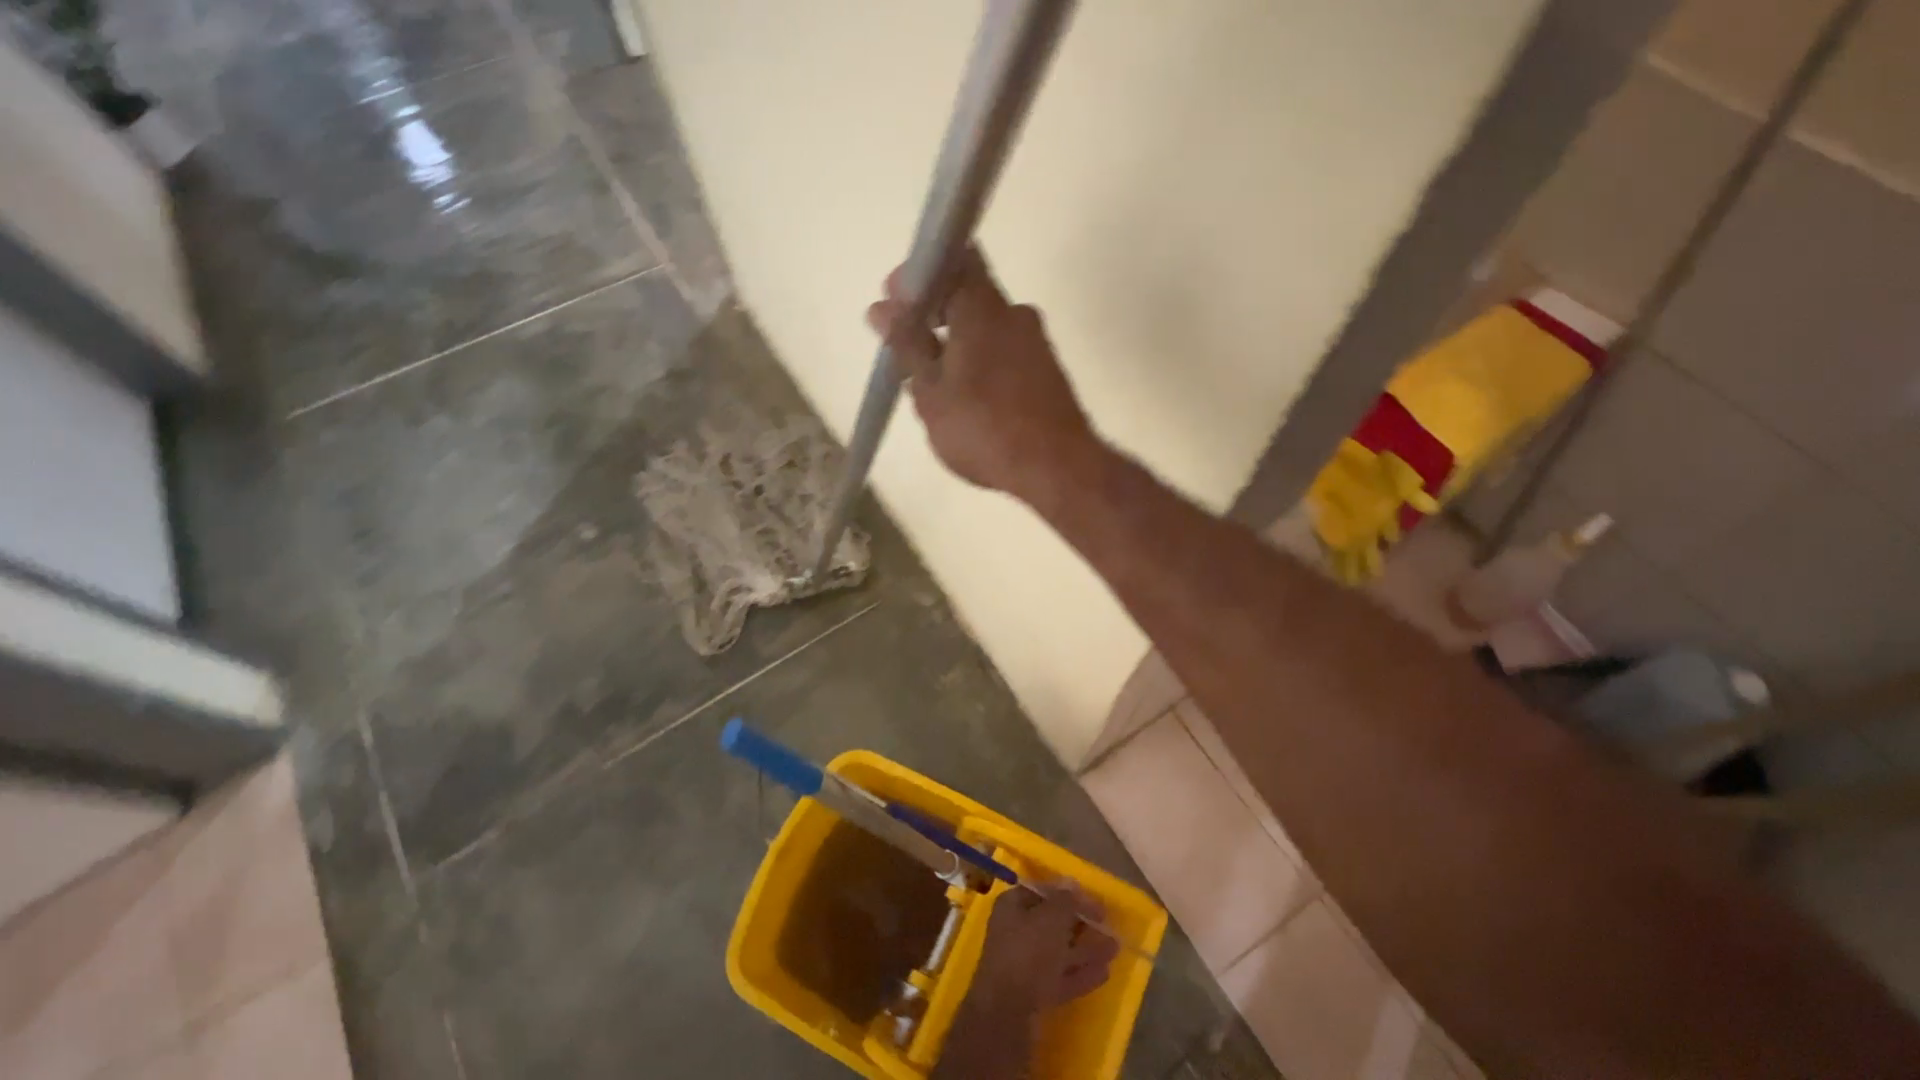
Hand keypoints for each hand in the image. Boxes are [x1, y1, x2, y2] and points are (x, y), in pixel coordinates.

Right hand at [866, 249, 1100, 502]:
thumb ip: (907, 346)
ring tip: (930, 386)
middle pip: (969, 294)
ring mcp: (1036, 342)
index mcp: (984, 307)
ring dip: (954, 343)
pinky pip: (1003, 351)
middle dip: (932, 314)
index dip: (921, 272)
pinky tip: (963, 400)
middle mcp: (1015, 313)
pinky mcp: (1046, 370)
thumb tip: (882, 307)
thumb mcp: (930, 392)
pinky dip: (978, 362)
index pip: (955, 257)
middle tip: (905, 351)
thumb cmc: (984, 428)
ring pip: (985, 327)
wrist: (1058, 468)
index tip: (895, 302)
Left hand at [972, 883, 1118, 1011]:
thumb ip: (1065, 900)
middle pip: (1051, 923)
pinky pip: (1060, 978)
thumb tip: (1072, 883)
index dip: (1067, 893)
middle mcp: (1014, 932)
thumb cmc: (1028, 952)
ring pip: (1058, 952)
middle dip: (1081, 924)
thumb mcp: (1051, 918)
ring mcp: (1023, 965)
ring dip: (1086, 950)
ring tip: (1115, 948)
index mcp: (1011, 907)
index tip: (1093, 900)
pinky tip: (1104, 973)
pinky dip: (1080, 975)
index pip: (1041, 892)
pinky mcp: (1032, 993)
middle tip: (1107, 924)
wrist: (1008, 1012)